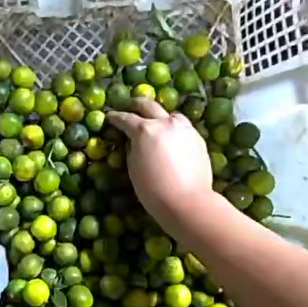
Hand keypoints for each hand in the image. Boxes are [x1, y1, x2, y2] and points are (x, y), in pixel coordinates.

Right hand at [107, 98, 219, 235]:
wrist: (187, 202)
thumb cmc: (153, 190)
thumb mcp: (133, 168)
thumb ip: (132, 149)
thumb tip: (134, 141)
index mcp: (144, 130)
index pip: (125, 118)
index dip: (115, 117)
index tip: (110, 116)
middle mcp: (165, 123)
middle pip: (148, 105)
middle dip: (136, 105)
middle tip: (130, 106)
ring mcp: (184, 129)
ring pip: (170, 114)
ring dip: (160, 116)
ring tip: (156, 123)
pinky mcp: (197, 138)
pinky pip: (183, 127)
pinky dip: (174, 129)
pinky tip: (172, 139)